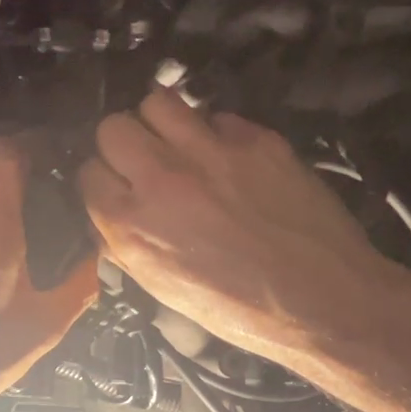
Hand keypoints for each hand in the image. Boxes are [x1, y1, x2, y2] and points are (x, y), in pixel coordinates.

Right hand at [79, 90, 402, 364]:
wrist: (322, 301)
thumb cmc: (234, 309)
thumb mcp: (159, 288)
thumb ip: (123, 244)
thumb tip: (108, 219)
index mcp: (131, 224)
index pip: (88, 173)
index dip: (100, 180)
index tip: (115, 189)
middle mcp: (162, 178)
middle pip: (113, 127)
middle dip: (121, 143)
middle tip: (142, 162)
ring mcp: (210, 152)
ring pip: (158, 102)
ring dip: (160, 122)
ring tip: (176, 144)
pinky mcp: (255, 138)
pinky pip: (215, 116)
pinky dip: (212, 133)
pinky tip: (225, 157)